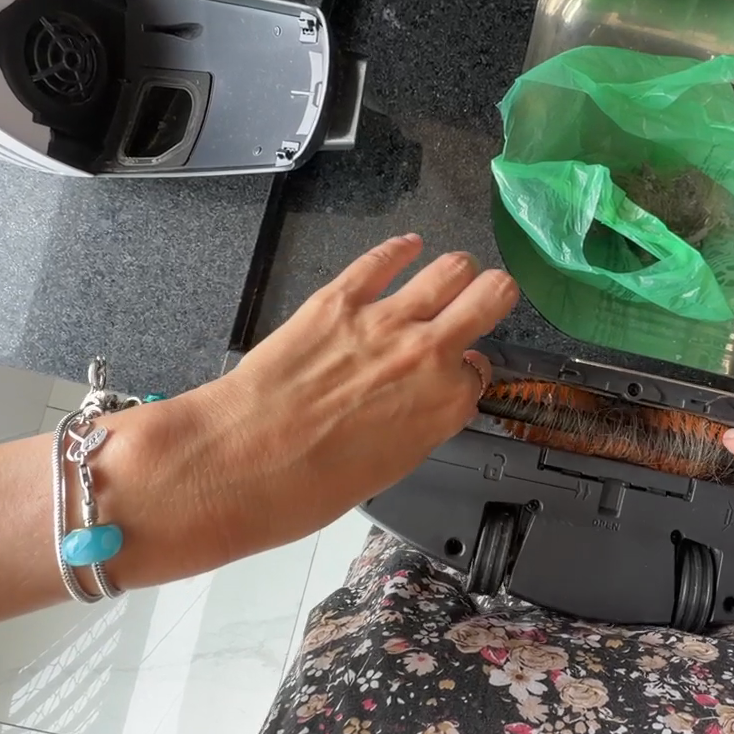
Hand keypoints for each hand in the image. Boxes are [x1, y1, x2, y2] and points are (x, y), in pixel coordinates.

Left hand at [104, 235, 517, 584]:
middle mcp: (429, 353)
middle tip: (485, 296)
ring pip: (451, 268)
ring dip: (457, 271)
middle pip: (492, 294)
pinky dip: (401, 250)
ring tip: (450, 274)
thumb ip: (423, 421)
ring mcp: (387, 319)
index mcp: (446, 404)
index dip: (470, 367)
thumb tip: (427, 397)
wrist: (239, 464)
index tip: (458, 368)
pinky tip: (407, 247)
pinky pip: (384, 258)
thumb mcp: (391, 466)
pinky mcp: (341, 297)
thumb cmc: (308, 486)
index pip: (481, 369)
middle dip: (494, 294)